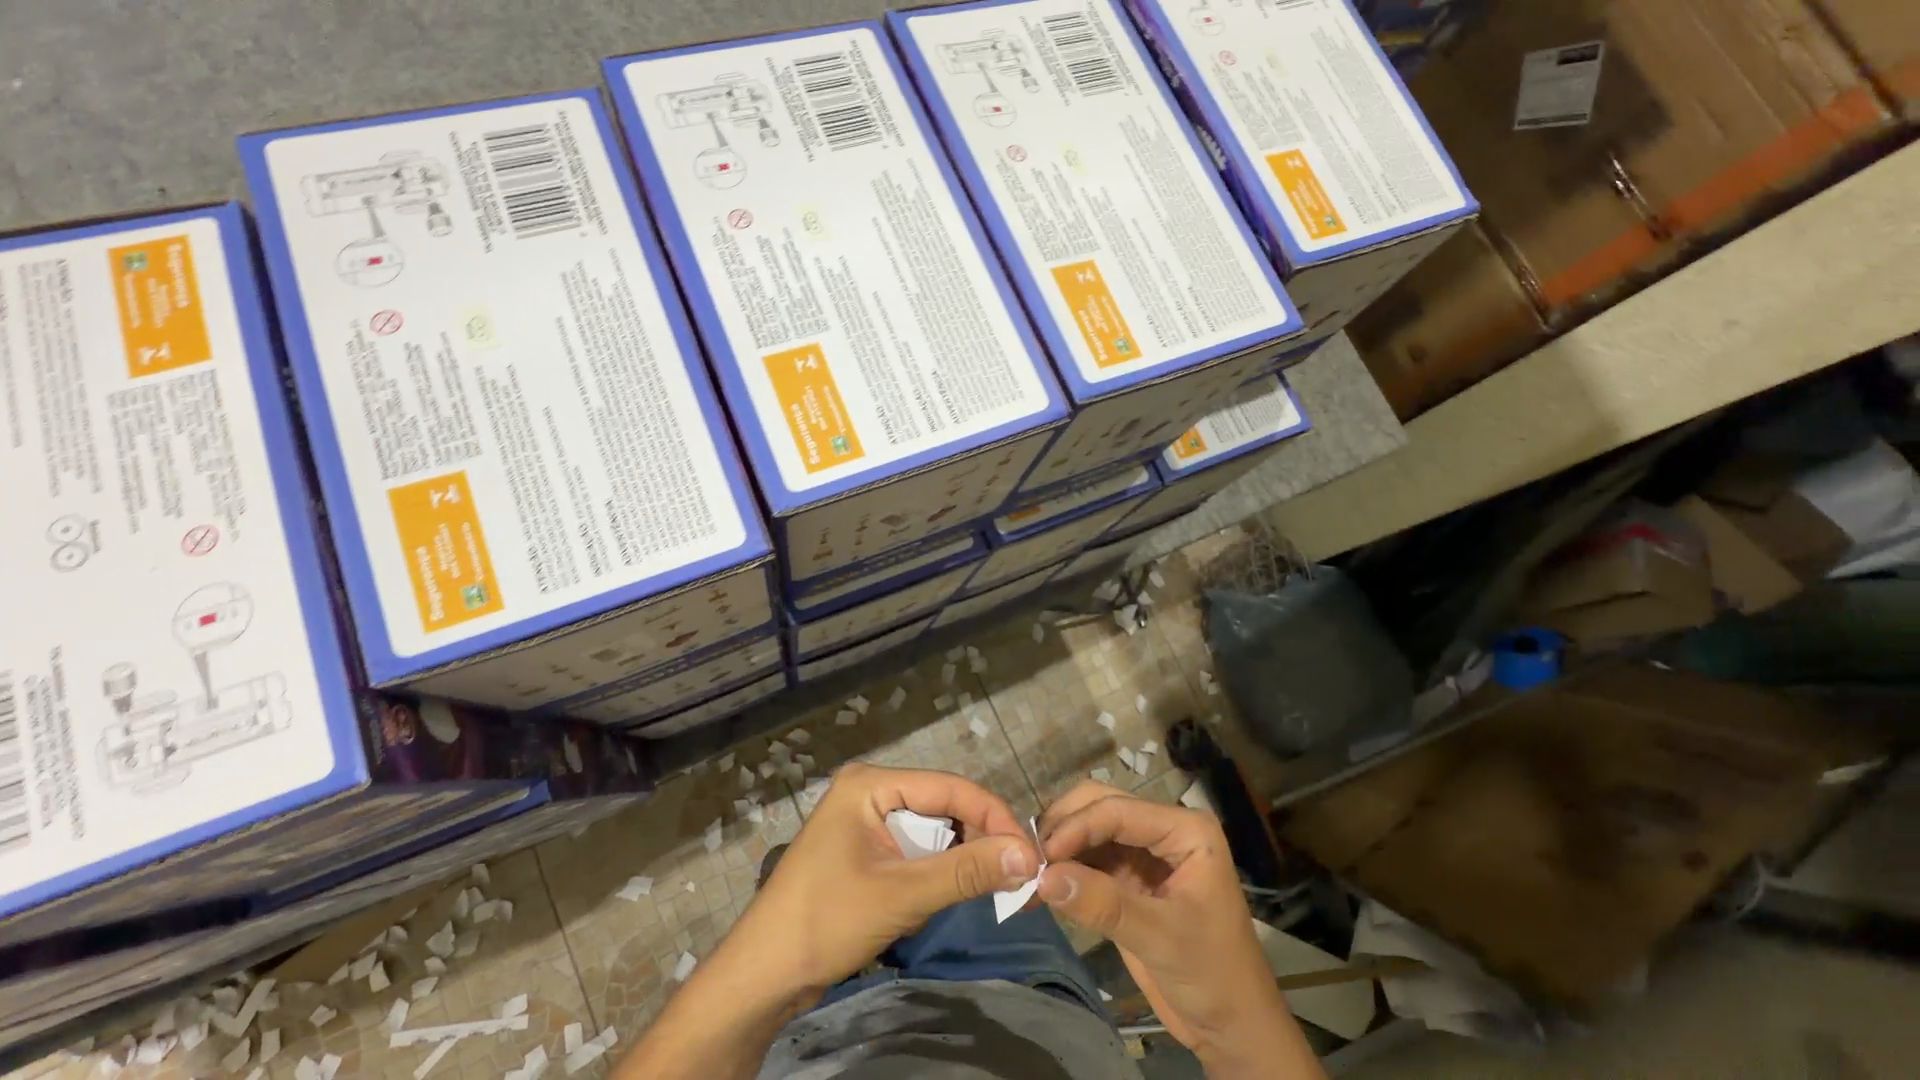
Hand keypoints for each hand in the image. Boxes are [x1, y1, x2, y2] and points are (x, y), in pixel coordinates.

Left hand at [737, 763, 1040, 993]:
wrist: (763, 975)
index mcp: (870, 784)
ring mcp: (866, 823)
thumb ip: (965, 872)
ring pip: (934, 831)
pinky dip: (943, 870)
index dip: (995, 818)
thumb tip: (1028, 857)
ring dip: (966, 858)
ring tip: (1003, 885)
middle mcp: (869, 792)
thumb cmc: (825, 922)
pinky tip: (965, 890)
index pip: (950, 788)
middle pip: (944, 806)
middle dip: (984, 839)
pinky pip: (917, 851)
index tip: (1031, 855)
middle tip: (1022, 875)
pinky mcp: (866, 853)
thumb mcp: (902, 895)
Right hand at [1037, 782, 1314, 1073]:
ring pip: (1090, 831)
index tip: (1040, 856)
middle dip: (1064, 828)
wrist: (1232, 1026)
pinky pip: (1088, 861)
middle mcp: (1164, 831)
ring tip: (1027, 874)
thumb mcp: (1161, 937)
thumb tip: (1045, 876)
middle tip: (1029, 859)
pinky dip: (1063, 871)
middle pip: (1101, 807)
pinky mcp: (1128, 880)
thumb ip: (1104, 903)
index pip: (1119, 810)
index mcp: (1186, 830)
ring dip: (1059, 848)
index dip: (1077, 826)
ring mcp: (1145, 854)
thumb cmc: (1213, 975)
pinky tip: (1040, 888)